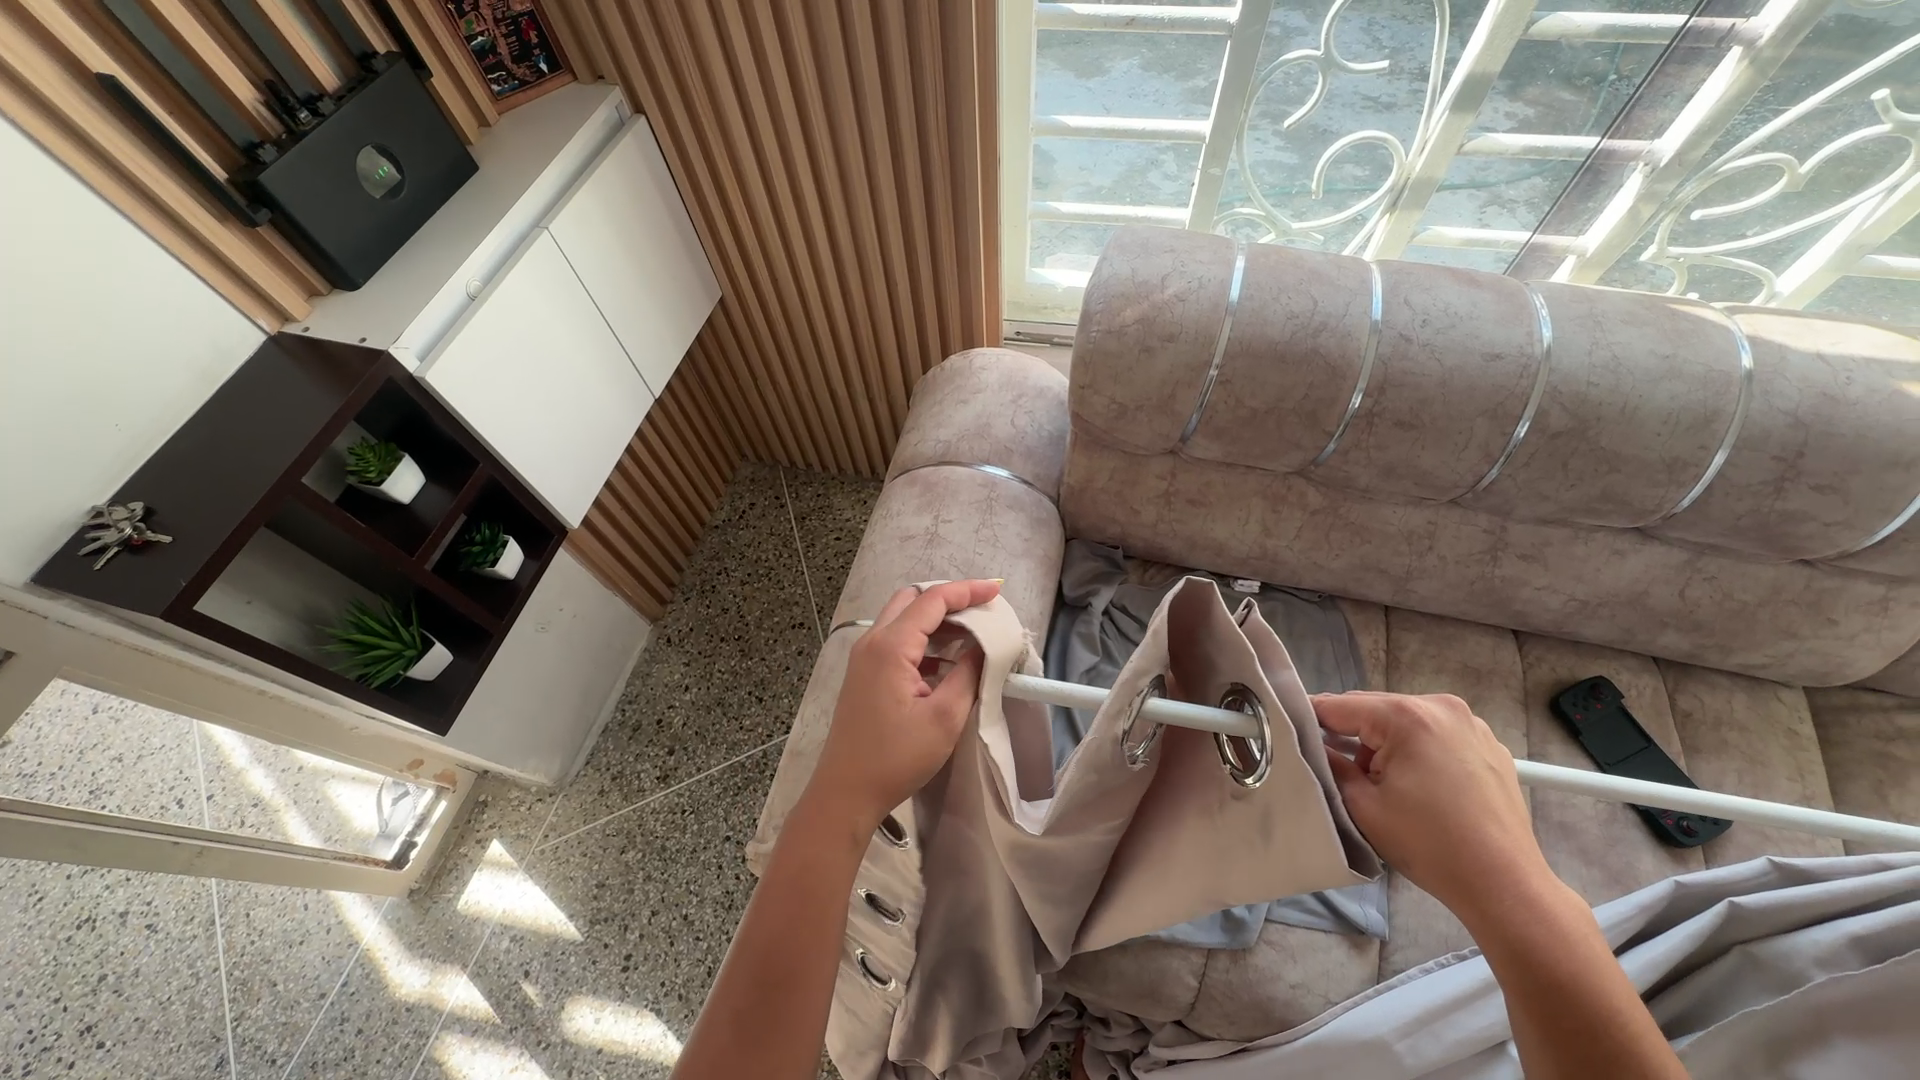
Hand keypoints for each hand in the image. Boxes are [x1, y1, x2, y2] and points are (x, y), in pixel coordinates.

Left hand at [803, 579, 1000, 834]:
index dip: (967, 591)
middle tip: (983, 610)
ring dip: (936, 621)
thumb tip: (983, 647)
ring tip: (972, 634)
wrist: (846, 792)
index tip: (997, 591)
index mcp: (890, 647)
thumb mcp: (944, 718)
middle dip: (950, 599)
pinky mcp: (864, 675)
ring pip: (903, 620)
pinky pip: (896, 642)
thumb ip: (968, 674)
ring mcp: (864, 659)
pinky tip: (947, 661)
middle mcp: (872, 642)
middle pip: (913, 600)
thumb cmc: (896, 758)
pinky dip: (924, 641)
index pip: (932, 600)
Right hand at [1315, 691, 1557, 925]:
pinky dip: (1418, 750)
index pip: (1339, 706)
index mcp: (1407, 716)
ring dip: (1385, 743)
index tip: (1287, 732)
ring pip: (1405, 721)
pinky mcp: (1490, 746)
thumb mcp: (1363, 805)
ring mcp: (1471, 724)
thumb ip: (1330, 766)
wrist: (1503, 883)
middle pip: (1374, 709)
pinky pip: (1436, 735)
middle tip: (1335, 768)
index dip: (1308, 719)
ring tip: (1381, 784)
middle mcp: (1442, 707)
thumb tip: (1314, 748)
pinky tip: (1418, 787)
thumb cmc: (1428, 844)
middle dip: (1351, 733)